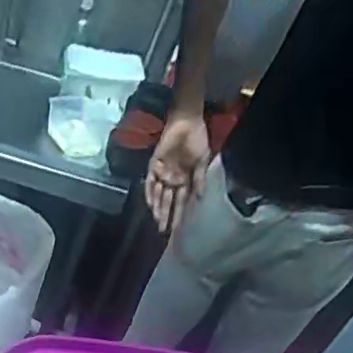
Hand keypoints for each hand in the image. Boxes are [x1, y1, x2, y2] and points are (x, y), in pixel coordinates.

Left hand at [145, 111, 210, 237]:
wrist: (187, 122)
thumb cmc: (197, 140)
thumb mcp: (202, 160)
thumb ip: (199, 178)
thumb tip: (200, 197)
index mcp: (184, 180)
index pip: (180, 201)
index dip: (178, 214)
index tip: (176, 228)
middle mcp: (172, 180)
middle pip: (167, 202)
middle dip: (165, 216)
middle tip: (162, 230)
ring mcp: (162, 174)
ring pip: (158, 196)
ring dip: (158, 208)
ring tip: (157, 221)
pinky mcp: (154, 167)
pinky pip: (150, 183)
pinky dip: (150, 193)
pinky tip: (151, 204)